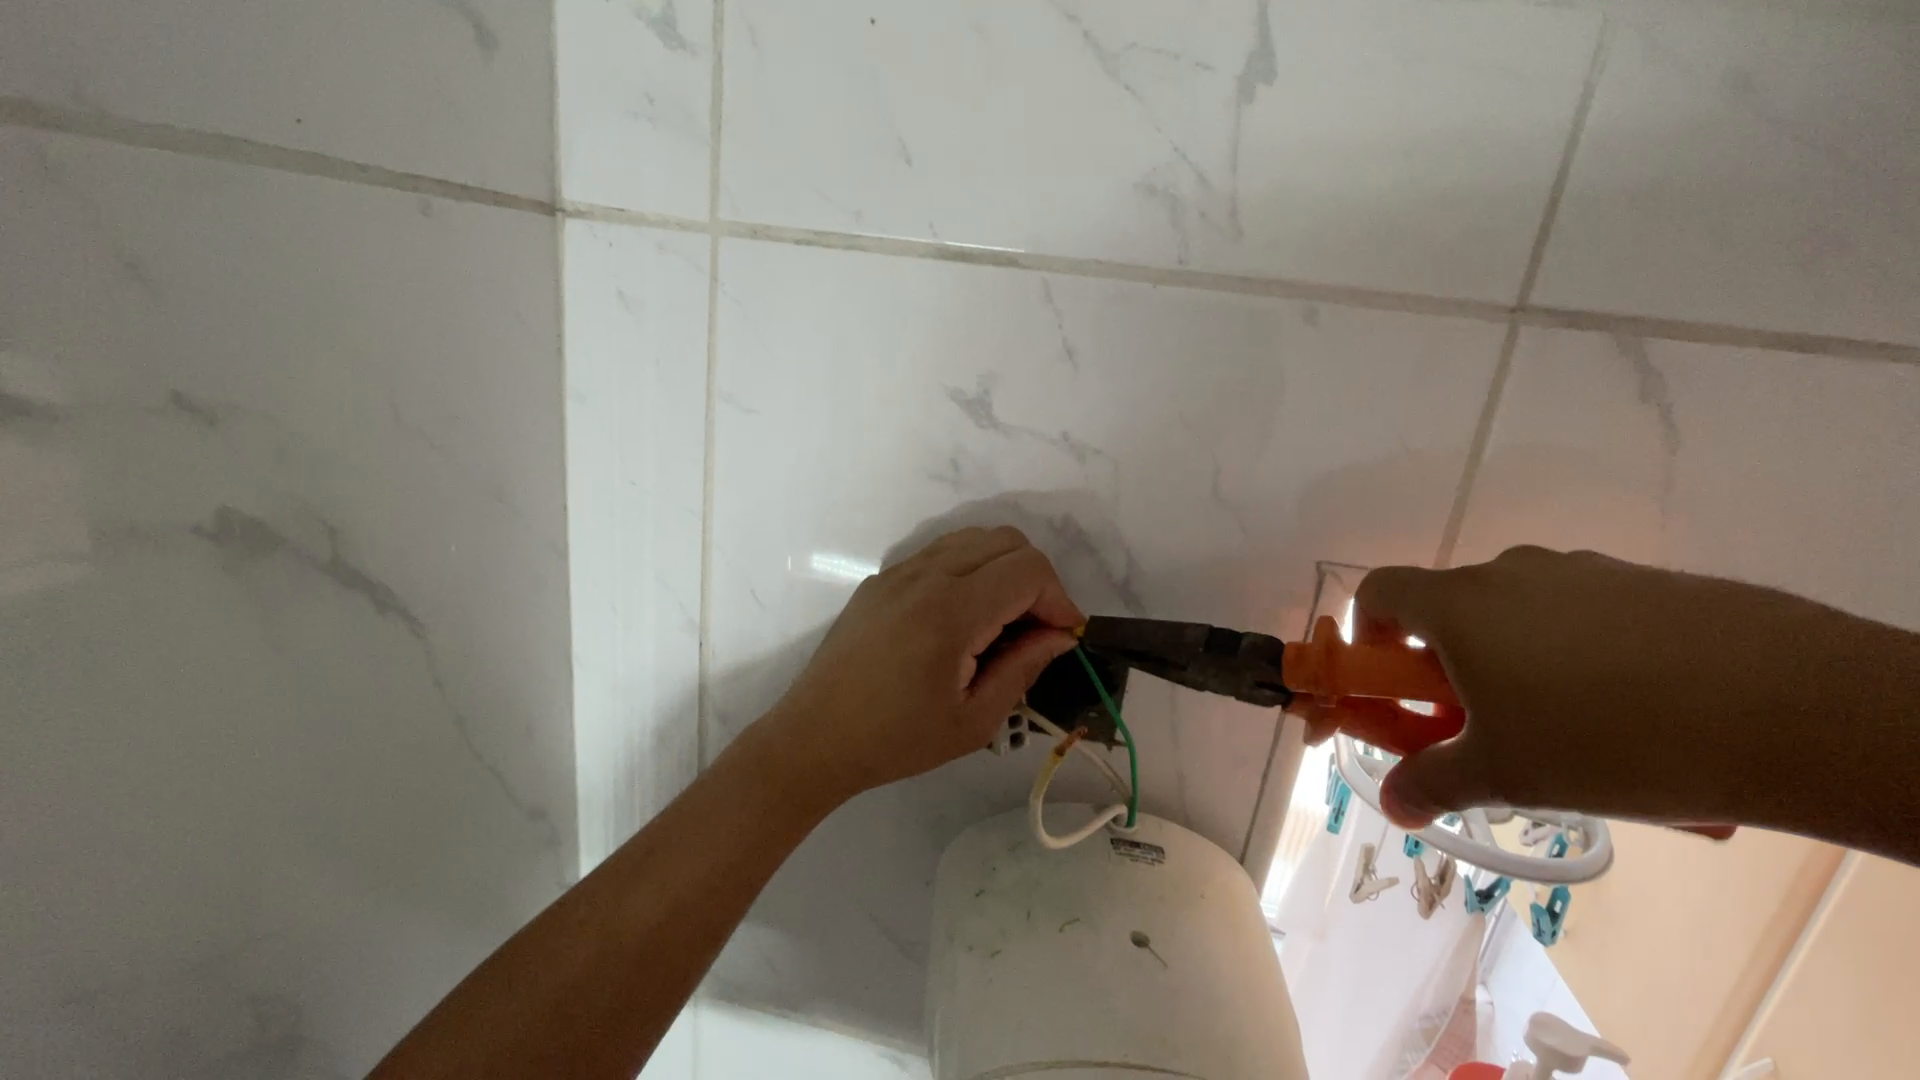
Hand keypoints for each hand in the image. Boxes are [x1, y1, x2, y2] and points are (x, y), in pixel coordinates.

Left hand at [756, 526, 1084, 801]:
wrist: (815, 738)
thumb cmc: (896, 740)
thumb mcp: (974, 720)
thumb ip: (1024, 667)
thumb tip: (1060, 635)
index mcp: (951, 610)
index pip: (1029, 569)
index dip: (1059, 599)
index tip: (1062, 638)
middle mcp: (926, 575)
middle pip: (1007, 541)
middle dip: (1036, 580)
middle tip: (1035, 631)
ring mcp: (898, 571)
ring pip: (974, 538)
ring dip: (1003, 570)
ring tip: (1001, 624)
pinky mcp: (881, 579)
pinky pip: (941, 552)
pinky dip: (970, 570)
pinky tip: (963, 619)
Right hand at [1323, 546, 1830, 828]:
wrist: (1795, 709)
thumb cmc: (1607, 738)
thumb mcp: (1505, 775)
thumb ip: (1432, 784)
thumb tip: (1395, 805)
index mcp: (1460, 605)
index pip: (1380, 592)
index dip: (1368, 633)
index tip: (1393, 685)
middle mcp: (1514, 572)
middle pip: (1453, 609)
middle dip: (1448, 665)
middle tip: (1483, 727)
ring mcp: (1589, 572)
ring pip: (1523, 614)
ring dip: (1517, 661)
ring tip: (1570, 730)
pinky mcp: (1654, 584)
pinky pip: (1589, 615)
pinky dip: (1584, 655)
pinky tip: (1637, 712)